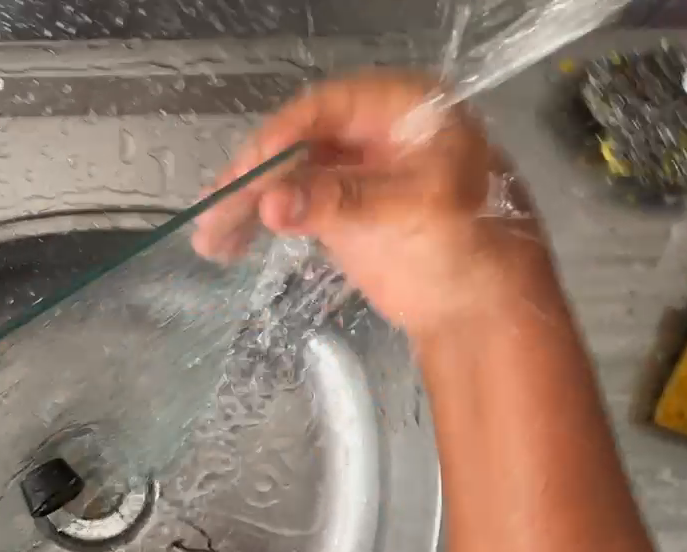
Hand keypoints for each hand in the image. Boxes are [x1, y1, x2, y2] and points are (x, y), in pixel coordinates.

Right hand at [192, 72, 554, 340]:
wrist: (479, 308)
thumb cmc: (466, 247)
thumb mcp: (407, 213)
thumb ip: (337, 202)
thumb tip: (269, 202)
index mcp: (401, 109)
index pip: (322, 110)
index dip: (276, 141)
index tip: (239, 180)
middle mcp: (368, 132)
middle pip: (293, 144)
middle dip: (250, 180)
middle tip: (210, 215)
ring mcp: (349, 172)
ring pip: (283, 177)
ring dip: (243, 207)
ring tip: (208, 241)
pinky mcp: (335, 210)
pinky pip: (286, 207)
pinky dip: (256, 225)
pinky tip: (227, 247)